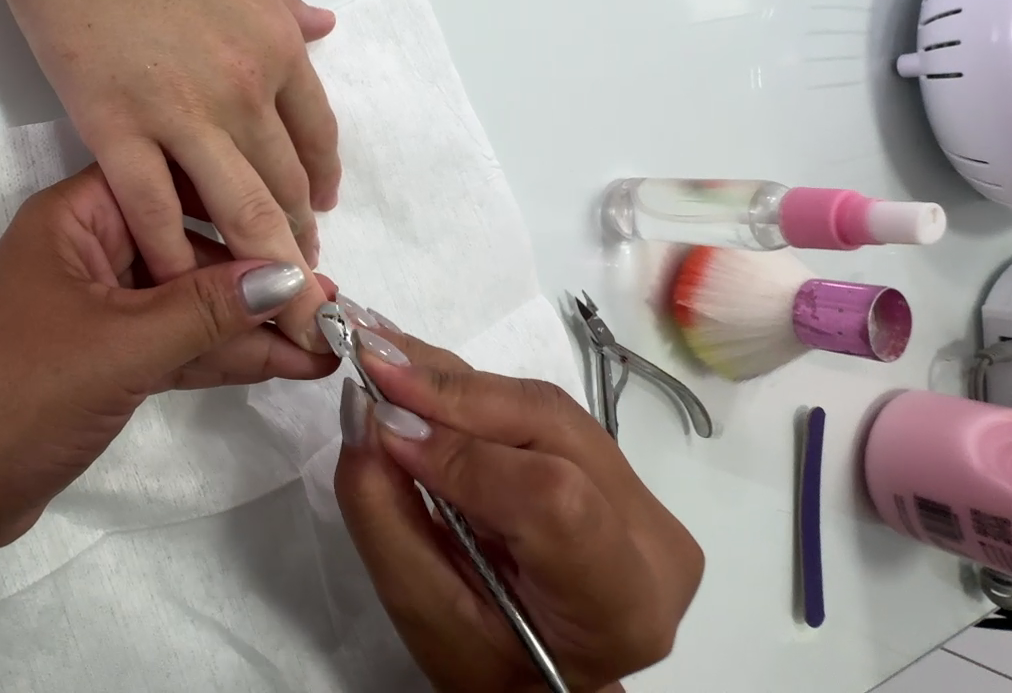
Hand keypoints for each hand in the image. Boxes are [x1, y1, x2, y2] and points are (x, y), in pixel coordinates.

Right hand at [0, 0, 340, 351]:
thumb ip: (278, 2)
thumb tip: (322, 22)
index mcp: (275, 43)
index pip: (315, 133)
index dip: (321, 180)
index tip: (321, 210)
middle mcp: (244, 88)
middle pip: (282, 181)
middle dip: (297, 236)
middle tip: (302, 276)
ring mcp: (182, 113)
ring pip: (236, 208)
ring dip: (257, 260)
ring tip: (264, 298)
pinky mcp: (115, 129)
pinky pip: (154, 210)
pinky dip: (174, 256)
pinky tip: (183, 286)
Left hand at [0, 165, 339, 547]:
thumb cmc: (21, 391)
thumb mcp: (120, 343)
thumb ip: (208, 308)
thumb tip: (293, 275)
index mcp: (76, 215)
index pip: (169, 181)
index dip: (236, 199)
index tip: (304, 227)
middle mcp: (89, 248)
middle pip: (185, 245)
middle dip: (254, 275)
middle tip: (328, 299)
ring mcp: (98, 306)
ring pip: (184, 300)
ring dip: (246, 323)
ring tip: (323, 339)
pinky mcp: (105, 356)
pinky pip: (172, 341)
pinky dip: (219, 354)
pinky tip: (282, 363)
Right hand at [335, 332, 701, 691]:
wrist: (537, 670)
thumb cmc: (478, 656)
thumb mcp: (416, 606)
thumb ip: (381, 507)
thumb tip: (362, 409)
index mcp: (617, 603)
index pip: (550, 498)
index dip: (460, 452)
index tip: (380, 422)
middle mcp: (649, 536)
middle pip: (546, 425)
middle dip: (446, 388)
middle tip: (367, 358)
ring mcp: (637, 491)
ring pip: (534, 401)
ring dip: (447, 376)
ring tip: (378, 350)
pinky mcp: (608, 459)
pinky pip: (528, 403)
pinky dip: (461, 382)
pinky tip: (411, 362)